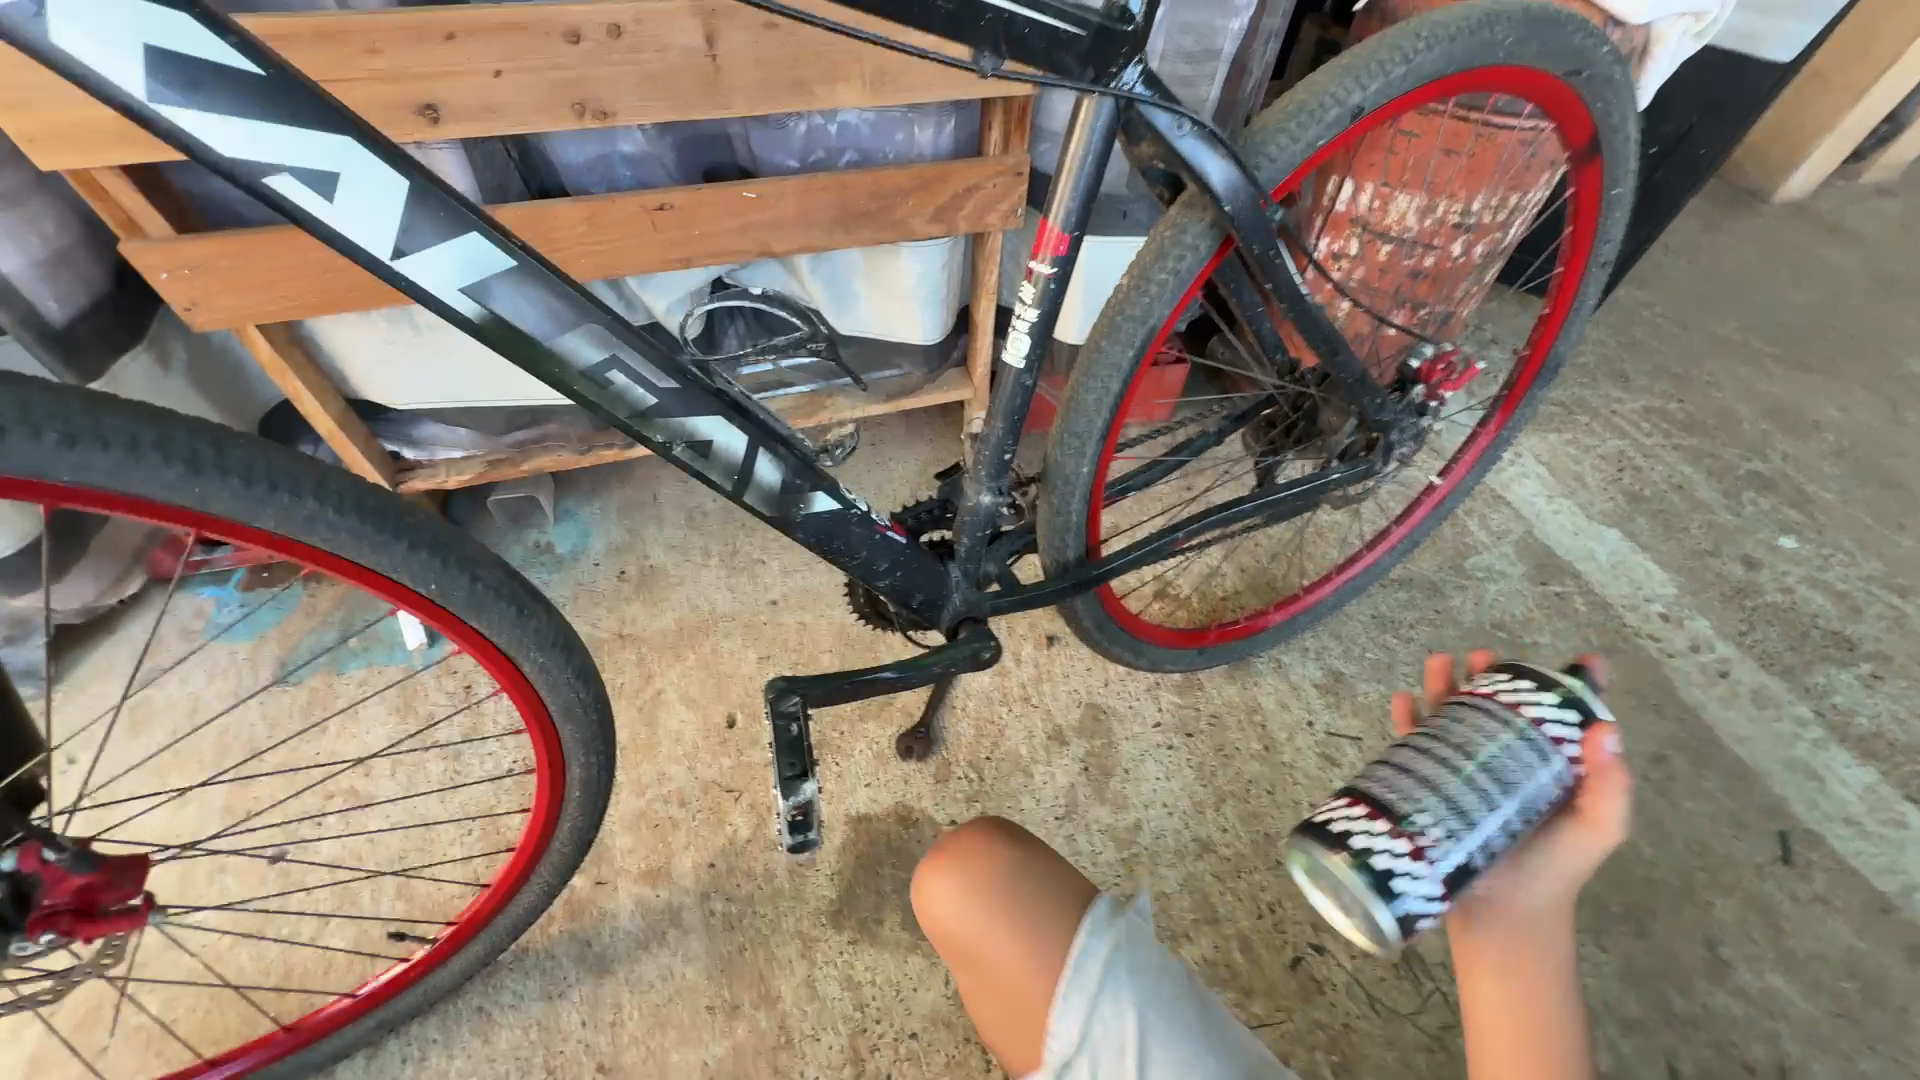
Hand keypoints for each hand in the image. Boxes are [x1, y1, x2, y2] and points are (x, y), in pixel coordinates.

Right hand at [1391, 650, 1631, 929]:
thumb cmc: (1555, 869)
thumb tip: (1605, 729)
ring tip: (1439, 661)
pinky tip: (1403, 701)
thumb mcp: (1597, 829)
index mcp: (1552, 766)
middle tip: (1483, 656)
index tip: (1583, 659)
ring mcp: (1466, 770)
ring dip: (1444, 685)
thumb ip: (1610, 788)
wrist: (1503, 913)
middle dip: (1492, 675)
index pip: (1564, 718)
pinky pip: (1415, 745)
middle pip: (1500, 706)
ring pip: (1453, 715)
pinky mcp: (1431, 783)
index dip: (1574, 686)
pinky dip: (1407, 720)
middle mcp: (1509, 760)